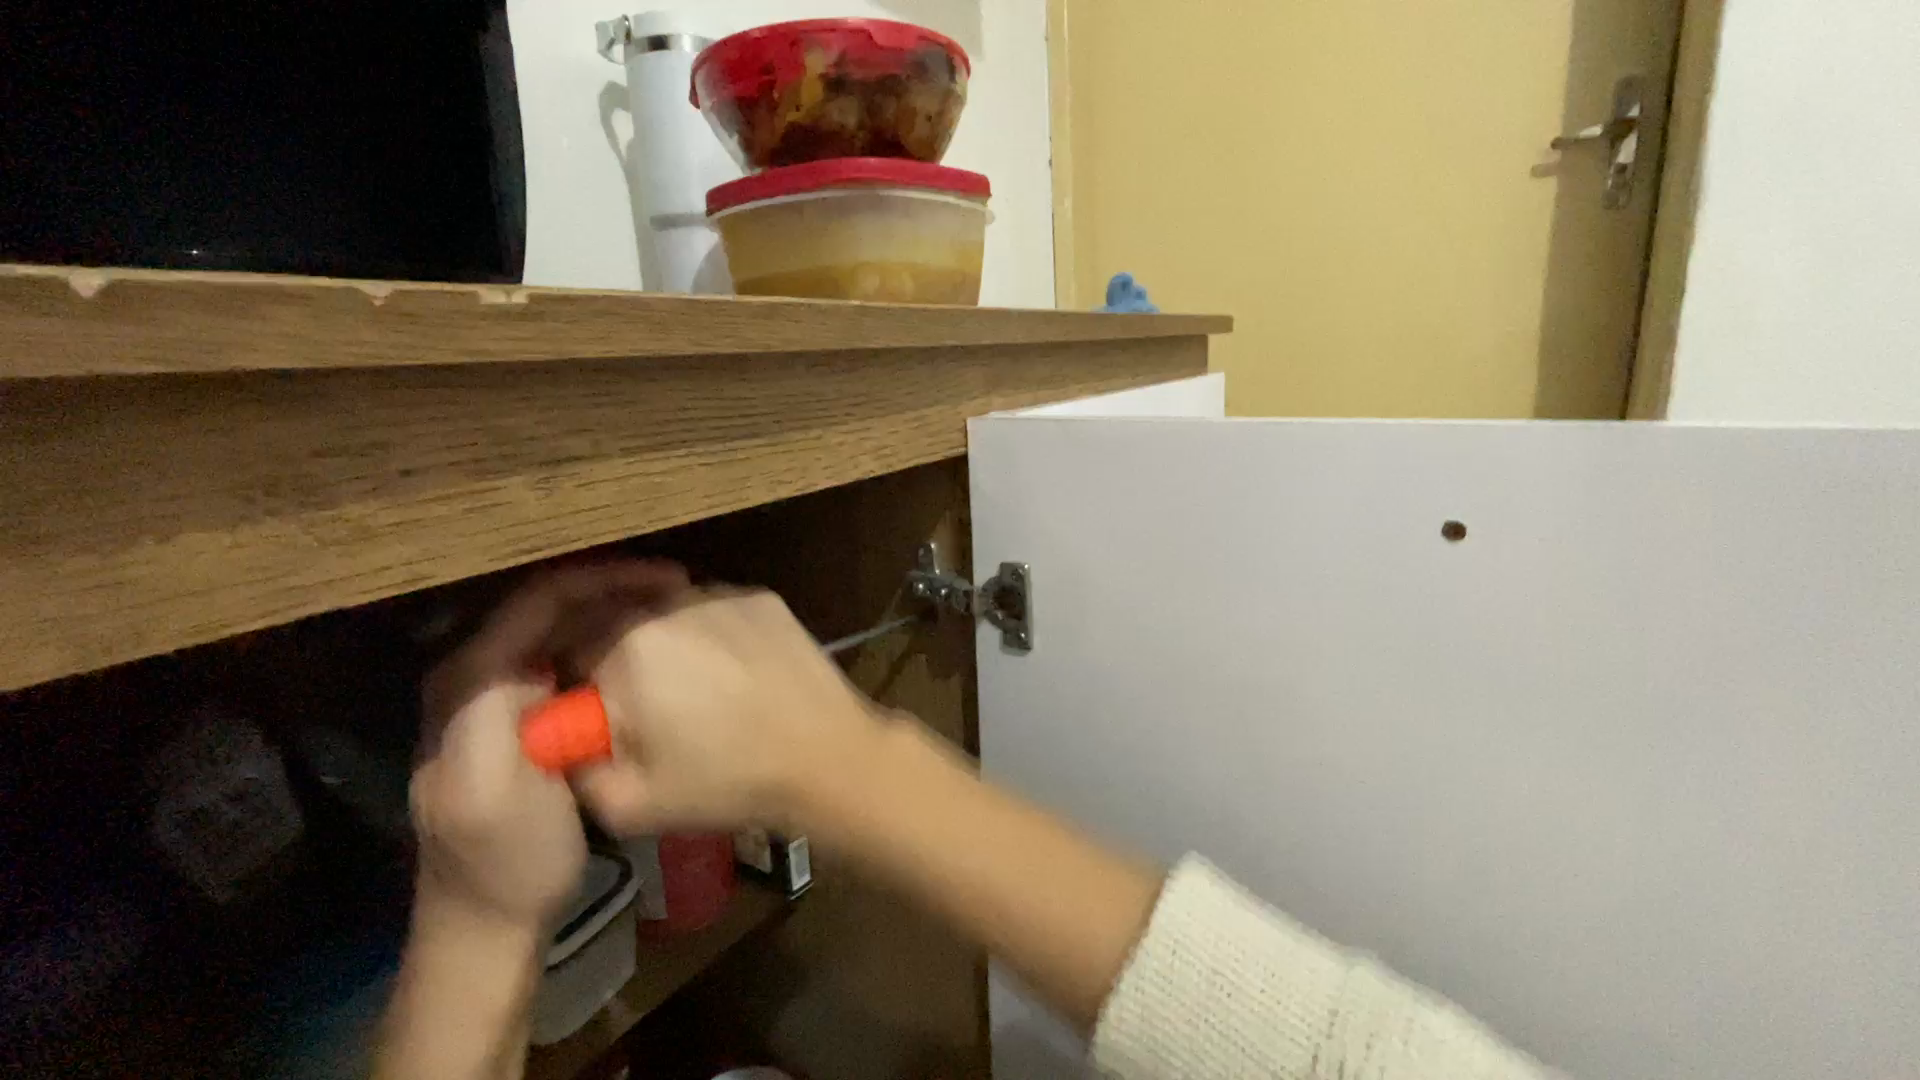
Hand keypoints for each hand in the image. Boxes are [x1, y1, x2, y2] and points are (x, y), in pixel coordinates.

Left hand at [412, 561, 687, 928]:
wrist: (493, 923)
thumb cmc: (504, 858)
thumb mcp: (492, 788)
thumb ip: (496, 709)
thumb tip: (537, 645)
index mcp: (468, 681)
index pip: (537, 602)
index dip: (602, 581)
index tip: (664, 581)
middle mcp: (479, 677)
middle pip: (551, 609)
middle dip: (615, 591)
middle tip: (678, 592)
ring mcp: (504, 699)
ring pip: (564, 632)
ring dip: (616, 616)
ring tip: (670, 613)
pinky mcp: (529, 720)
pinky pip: (572, 662)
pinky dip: (610, 648)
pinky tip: (646, 653)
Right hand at [570, 588, 887, 835]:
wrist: (827, 757)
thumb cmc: (728, 783)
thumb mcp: (632, 806)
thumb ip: (580, 771)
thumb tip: (567, 743)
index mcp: (627, 646)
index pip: (572, 647)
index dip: (583, 683)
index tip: (606, 713)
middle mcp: (669, 604)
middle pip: (621, 621)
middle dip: (625, 659)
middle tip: (656, 704)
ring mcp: (723, 595)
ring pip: (671, 612)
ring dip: (671, 642)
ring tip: (702, 689)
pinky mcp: (764, 599)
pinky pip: (718, 611)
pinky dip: (717, 634)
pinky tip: (740, 672)